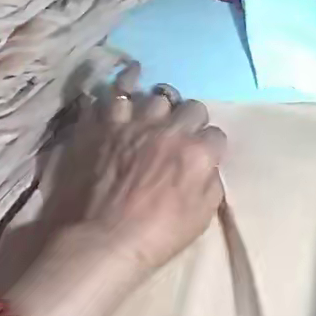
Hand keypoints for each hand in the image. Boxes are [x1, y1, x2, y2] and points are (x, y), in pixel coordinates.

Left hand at [29, 64, 225, 276]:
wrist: (99, 241)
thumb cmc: (155, 237)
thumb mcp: (200, 218)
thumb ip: (211, 183)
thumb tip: (208, 165)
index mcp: (196, 152)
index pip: (215, 135)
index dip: (209, 146)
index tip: (202, 157)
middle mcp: (168, 129)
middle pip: (190, 107)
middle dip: (190, 119)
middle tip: (180, 135)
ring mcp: (132, 123)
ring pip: (155, 97)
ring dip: (160, 107)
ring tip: (155, 115)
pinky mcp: (102, 124)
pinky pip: (114, 93)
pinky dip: (124, 83)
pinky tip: (131, 74)